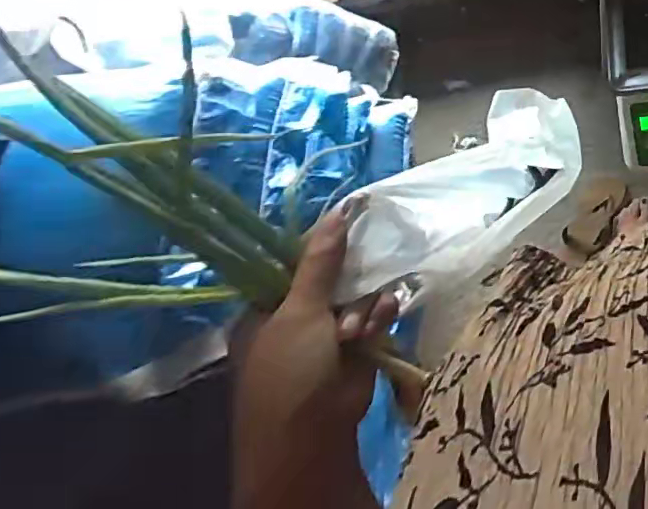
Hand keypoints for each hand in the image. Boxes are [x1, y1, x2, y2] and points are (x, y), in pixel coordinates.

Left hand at [233, 203, 398, 508]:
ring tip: (362, 326)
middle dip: (352, 274)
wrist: (313, 439)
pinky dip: (379, 316)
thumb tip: (339, 209)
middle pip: (335, 272)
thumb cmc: (290, 374)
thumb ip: (321, 260)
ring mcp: (329, 328)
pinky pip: (376, 311)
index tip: (351, 221)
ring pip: (359, 290)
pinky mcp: (359, 342)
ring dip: (366, 303)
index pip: (298, 258)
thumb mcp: (299, 312)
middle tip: (364, 268)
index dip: (324, 240)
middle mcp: (298, 313)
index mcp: (268, 306)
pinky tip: (378, 326)